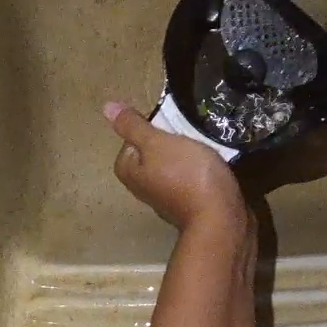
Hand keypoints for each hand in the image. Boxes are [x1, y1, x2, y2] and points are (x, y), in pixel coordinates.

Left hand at [104, 102, 248, 233]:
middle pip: (153, 148)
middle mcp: (140, 185)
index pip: (135, 134)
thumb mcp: (157, 143)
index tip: (173, 127)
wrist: (220, 218)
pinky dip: (198, 168)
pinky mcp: (186, 203)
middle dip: (172, 139)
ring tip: (204, 148)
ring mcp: (164, 196)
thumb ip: (133, 126)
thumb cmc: (187, 175)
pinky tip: (211, 166)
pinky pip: (189, 175)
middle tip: (191, 135)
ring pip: (173, 161)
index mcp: (128, 169)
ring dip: (188, 152)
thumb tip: (106, 108)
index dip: (155, 125)